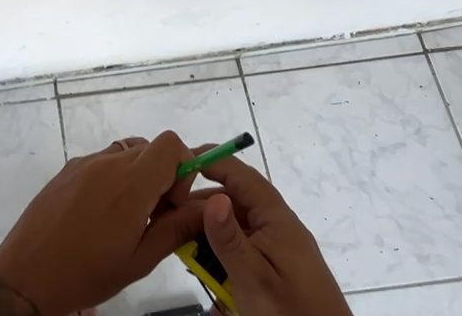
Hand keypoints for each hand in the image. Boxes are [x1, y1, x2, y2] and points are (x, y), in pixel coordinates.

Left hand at [0, 132, 207, 314]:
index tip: (174, 201)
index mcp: (130, 184)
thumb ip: (176, 228)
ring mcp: (84, 163)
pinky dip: (114, 177)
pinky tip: (102, 214)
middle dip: (163, 175)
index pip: (171, 144)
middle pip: (150, 148)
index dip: (183, 167)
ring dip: (138, 175)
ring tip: (129, 216)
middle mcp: (107, 163)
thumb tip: (208, 208)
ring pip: (126, 152)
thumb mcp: (140, 260)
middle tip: (155, 215)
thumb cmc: (87, 273)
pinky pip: (102, 161)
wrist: (27, 274)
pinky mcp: (68, 168)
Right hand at [192, 154, 349, 315]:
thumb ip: (230, 240)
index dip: (210, 160)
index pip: (240, 174)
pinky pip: (245, 246)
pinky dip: (224, 252)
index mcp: (277, 218)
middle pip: (236, 199)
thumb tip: (212, 197)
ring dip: (211, 231)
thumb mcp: (254, 280)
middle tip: (171, 212)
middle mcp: (279, 225)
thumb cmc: (290, 313)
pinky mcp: (278, 265)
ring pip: (238, 224)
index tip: (178, 161)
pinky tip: (207, 269)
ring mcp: (279, 246)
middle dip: (203, 203)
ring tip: (183, 243)